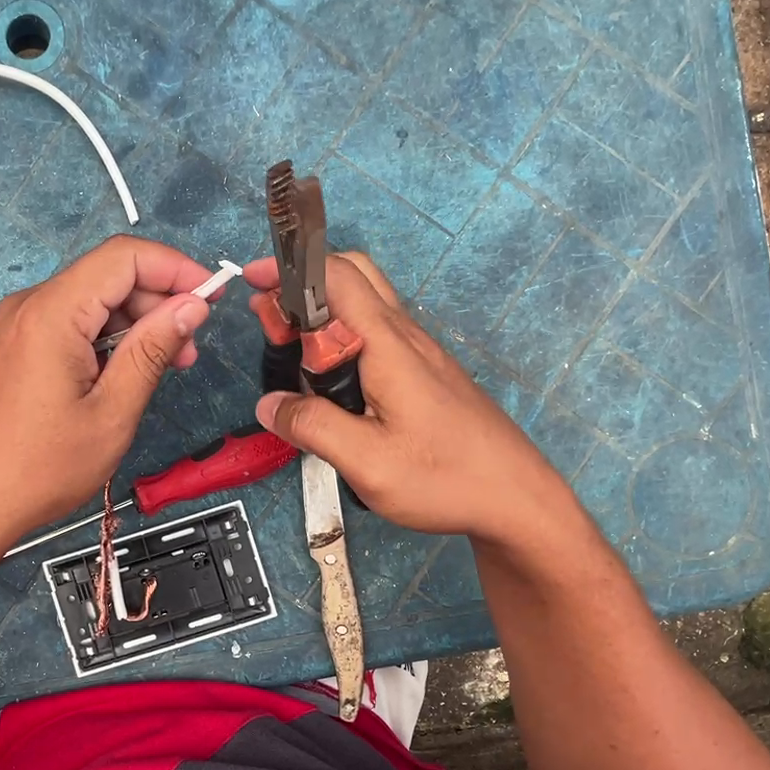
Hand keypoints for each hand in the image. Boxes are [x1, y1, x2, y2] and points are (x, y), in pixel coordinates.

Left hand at [0, 236, 218, 542]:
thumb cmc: (40, 469)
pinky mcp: (16, 345)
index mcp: (51, 314)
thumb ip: (153, 350)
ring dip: (135, 324)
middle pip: (108, 275)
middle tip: (189, 349)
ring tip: (164, 367)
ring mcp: (18, 325)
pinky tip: (127, 372)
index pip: (124, 257)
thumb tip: (190, 307)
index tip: (210, 297)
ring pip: (92, 300)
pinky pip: (71, 322)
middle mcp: (29, 307)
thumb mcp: (112, 412)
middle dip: (158, 301)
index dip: (176, 268)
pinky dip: (105, 338)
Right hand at [244, 252, 570, 543]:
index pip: (337, 277)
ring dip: (320, 312)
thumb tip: (269, 404)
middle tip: (268, 319)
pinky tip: (326, 379)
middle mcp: (404, 337)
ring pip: (364, 305)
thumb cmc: (445, 478)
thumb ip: (312, 426)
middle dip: (303, 282)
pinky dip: (340, 337)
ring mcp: (417, 354)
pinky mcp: (423, 374)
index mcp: (387, 346)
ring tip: (286, 350)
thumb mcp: (366, 462)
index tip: (252, 283)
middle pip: (353, 276)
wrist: (517, 499)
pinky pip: (375, 335)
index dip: (291, 269)